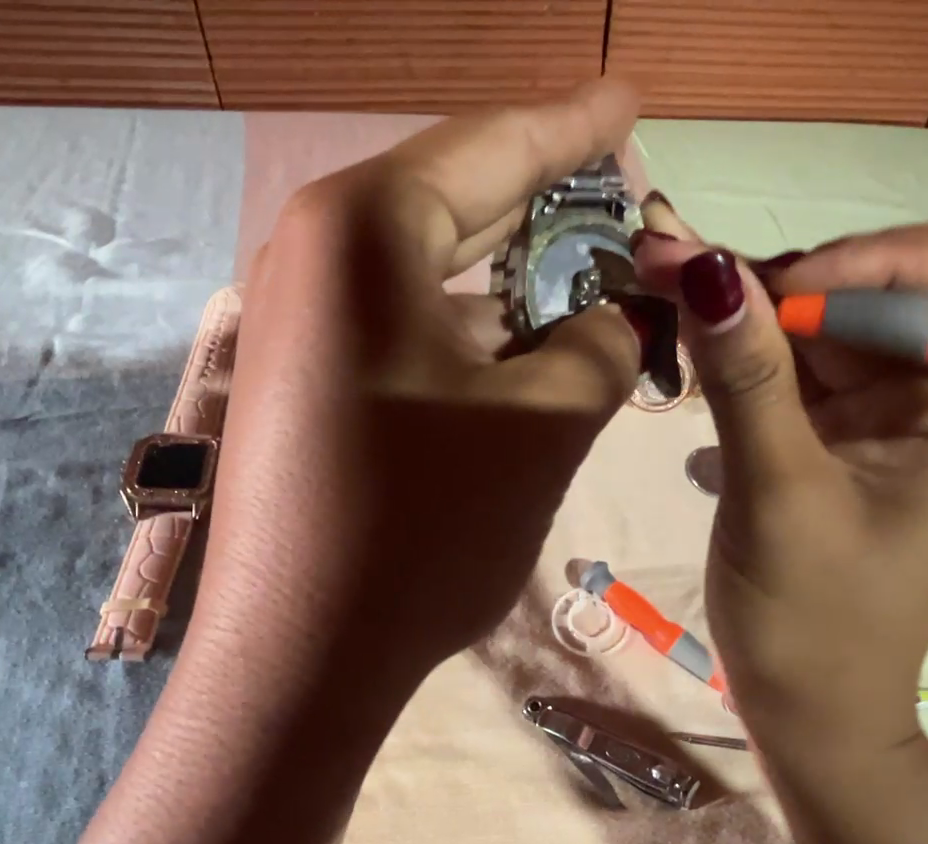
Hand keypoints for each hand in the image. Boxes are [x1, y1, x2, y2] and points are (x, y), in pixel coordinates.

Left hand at [191, 80, 642, 686]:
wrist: (301, 660)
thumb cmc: (426, 528)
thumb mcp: (544, 422)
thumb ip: (603, 340)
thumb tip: (624, 309)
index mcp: (364, 228)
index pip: (492, 146)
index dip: (575, 126)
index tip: (630, 99)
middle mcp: (314, 253)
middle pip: (455, 199)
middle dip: (546, 197)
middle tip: (622, 184)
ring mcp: (296, 319)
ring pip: (430, 270)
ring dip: (513, 274)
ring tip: (590, 270)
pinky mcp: (301, 380)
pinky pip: (402, 323)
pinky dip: (470, 327)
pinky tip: (524, 343)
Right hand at [632, 207, 927, 767]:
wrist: (810, 714)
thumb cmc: (816, 622)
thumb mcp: (778, 492)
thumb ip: (745, 376)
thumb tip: (701, 263)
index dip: (864, 259)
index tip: (768, 294)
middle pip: (864, 289)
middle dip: (771, 277)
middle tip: (666, 261)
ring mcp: (875, 413)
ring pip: (811, 324)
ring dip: (737, 305)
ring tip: (655, 280)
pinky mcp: (826, 435)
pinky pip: (782, 368)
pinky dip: (731, 347)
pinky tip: (677, 329)